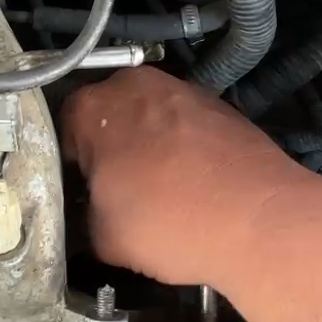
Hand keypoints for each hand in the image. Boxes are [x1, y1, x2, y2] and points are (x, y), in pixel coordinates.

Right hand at [62, 67, 321, 286]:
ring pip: (148, 116)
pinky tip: (190, 182)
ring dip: (147, 144)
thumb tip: (89, 214)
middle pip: (107, 115)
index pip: (60, 128)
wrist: (261, 220)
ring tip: (157, 188)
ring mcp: (183, 90)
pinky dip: (182, 146)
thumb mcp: (102, 237)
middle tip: (115, 189)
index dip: (68, 164)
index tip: (79, 188)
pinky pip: (184, 124)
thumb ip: (83, 216)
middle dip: (109, 147)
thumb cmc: (172, 222)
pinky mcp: (221, 105)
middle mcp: (135, 84)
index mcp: (93, 107)